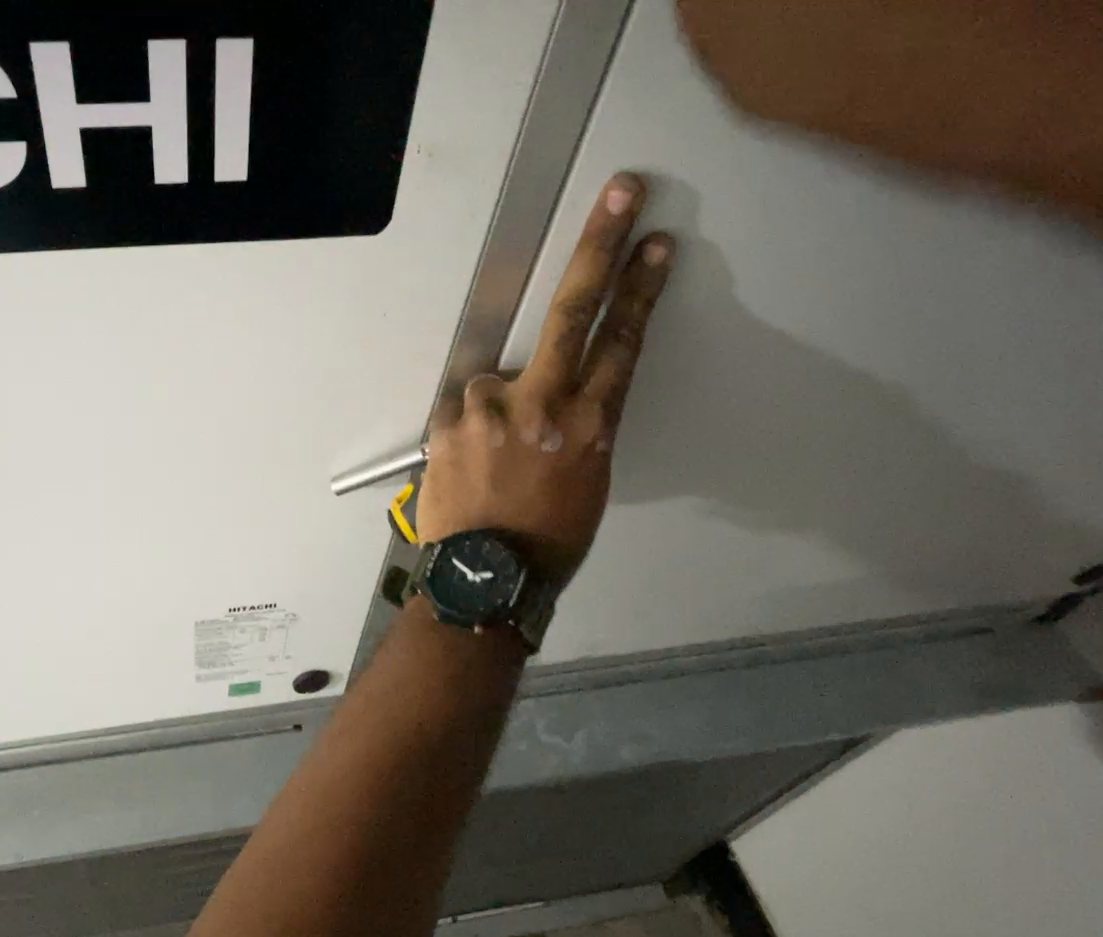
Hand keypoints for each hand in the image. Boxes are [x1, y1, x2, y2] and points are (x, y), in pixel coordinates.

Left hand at [416, 173, 673, 588]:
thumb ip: (576, 428)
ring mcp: (490, 409)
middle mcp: (541, 405)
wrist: (485, 577)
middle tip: (618, 194)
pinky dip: (466, 429)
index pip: (623, 340)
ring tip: (490, 464)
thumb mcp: (587, 483)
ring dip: (494, 410)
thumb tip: (559, 403)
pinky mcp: (448, 422)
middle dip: (599, 246)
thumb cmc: (546, 542)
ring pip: (495, 381)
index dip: (641, 290)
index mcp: (590, 425)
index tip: (654, 246)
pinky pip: (462, 411)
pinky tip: (469, 466)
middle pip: (574, 311)